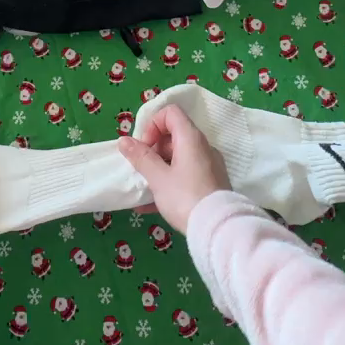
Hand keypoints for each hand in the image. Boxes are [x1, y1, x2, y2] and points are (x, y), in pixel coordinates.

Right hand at [116, 104, 229, 233]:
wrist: (220, 232)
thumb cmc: (186, 198)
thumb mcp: (158, 178)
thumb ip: (141, 157)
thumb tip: (124, 141)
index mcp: (191, 138)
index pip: (170, 113)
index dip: (153, 124)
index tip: (144, 146)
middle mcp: (204, 147)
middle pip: (174, 135)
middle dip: (153, 149)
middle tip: (143, 169)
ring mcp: (210, 166)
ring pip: (180, 158)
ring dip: (160, 168)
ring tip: (145, 190)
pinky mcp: (213, 185)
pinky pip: (187, 175)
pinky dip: (171, 182)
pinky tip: (153, 205)